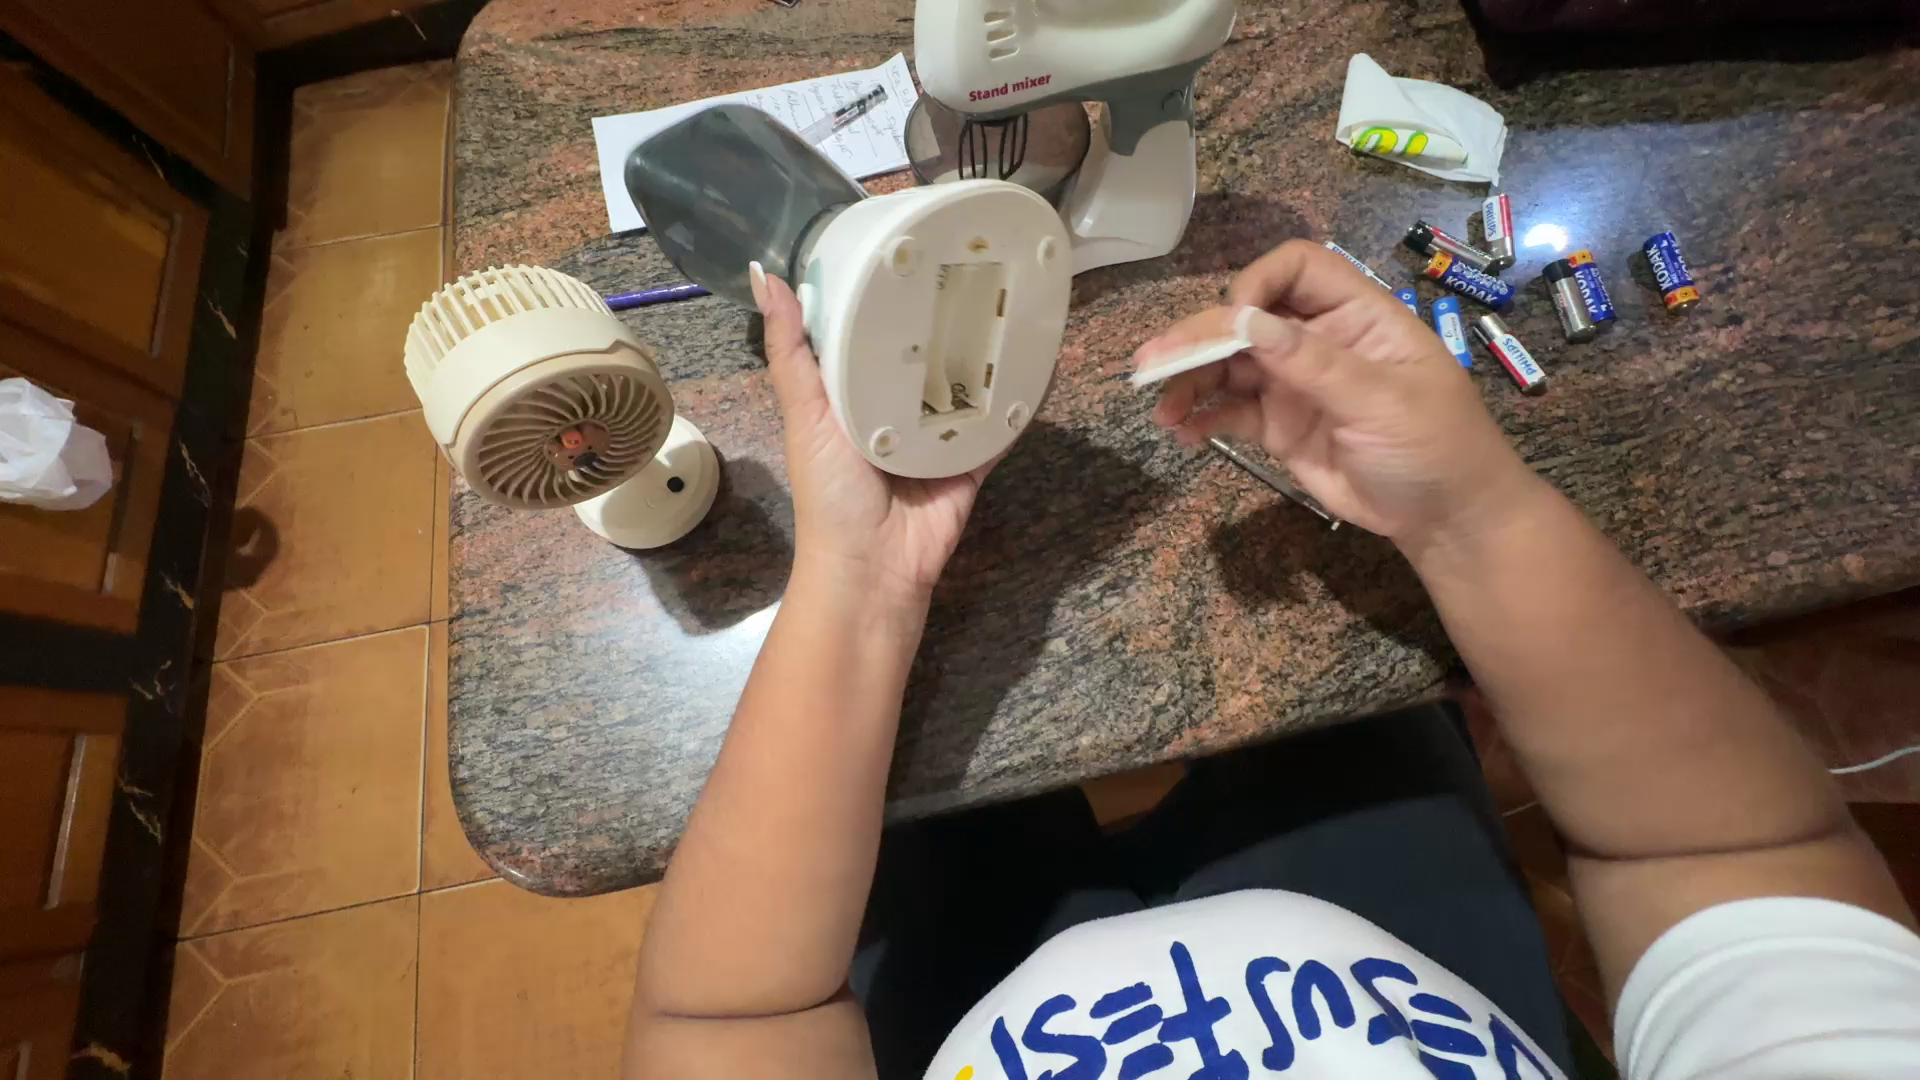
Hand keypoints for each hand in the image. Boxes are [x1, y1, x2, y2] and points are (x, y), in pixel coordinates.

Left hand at [752, 262, 990, 604]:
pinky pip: (998, 422)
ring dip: (986, 348)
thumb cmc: (831, 491)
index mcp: (853, 392)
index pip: (869, 330)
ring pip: (967, 381)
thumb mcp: (805, 415)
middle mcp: (898, 406)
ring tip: (1013, 295)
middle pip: (925, 352)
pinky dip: (1017, 397)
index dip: (882, 289)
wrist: (875, 566)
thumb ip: (792, 353)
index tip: (904, 237)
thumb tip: (769, 275)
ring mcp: (940, 432)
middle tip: (974, 257)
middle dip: (945, 313)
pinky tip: (1037, 358)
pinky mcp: (973, 457)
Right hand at [1133, 239, 1542, 554]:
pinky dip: (1201, 419)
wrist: (1441, 516)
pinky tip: (1182, 434)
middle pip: (1245, 322)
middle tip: (1151, 365)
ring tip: (1162, 410)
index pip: (1296, 270)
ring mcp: (1291, 384)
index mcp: (1353, 316)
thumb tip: (1244, 322)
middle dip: (1197, 339)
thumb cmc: (1432, 446)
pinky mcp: (1275, 426)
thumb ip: (1311, 362)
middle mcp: (1314, 342)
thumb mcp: (1380, 399)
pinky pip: (1228, 412)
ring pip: (1226, 368)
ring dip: (1189, 382)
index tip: (1230, 323)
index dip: (1256, 286)